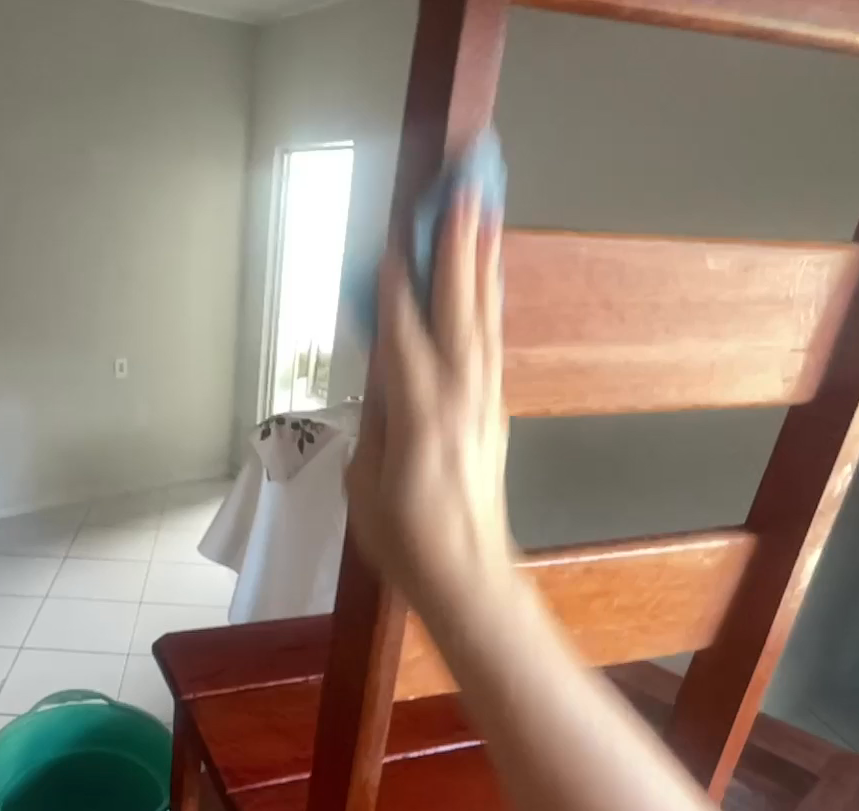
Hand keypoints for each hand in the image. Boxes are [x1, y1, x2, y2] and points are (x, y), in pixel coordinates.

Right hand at [345, 184, 515, 612]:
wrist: (466, 573)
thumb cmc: (403, 538)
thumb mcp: (365, 482)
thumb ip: (374, 421)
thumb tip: (380, 380)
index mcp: (419, 413)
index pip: (403, 330)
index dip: (396, 280)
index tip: (395, 227)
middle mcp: (459, 395)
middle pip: (458, 307)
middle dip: (457, 246)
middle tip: (462, 189)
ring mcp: (483, 400)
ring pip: (482, 318)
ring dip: (481, 262)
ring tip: (483, 210)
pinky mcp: (493, 409)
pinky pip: (489, 342)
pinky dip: (486, 302)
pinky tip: (486, 279)